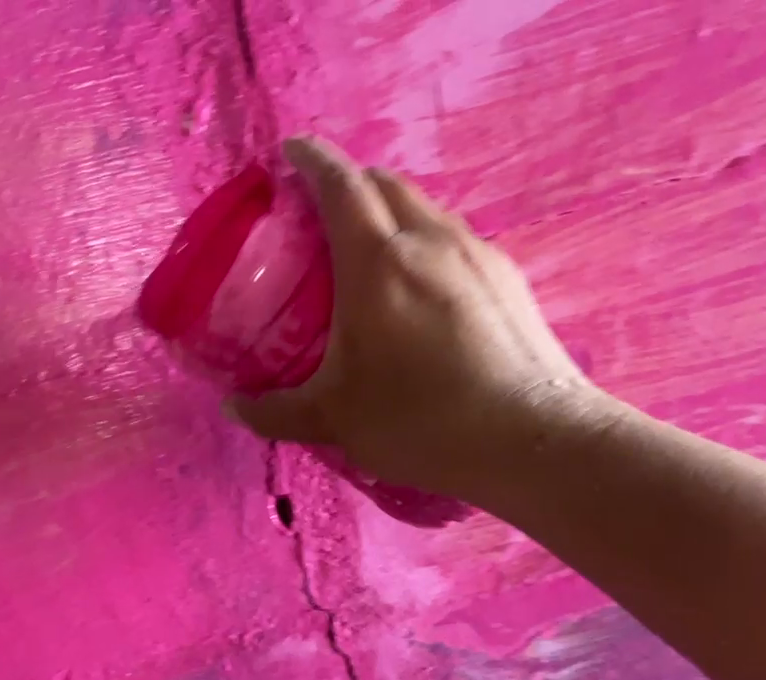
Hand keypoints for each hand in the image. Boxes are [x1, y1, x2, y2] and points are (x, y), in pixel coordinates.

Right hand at [231, 136, 622, 501]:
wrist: (531, 439)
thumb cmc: (418, 420)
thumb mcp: (332, 420)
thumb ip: (275, 411)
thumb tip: (233, 408)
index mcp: (377, 261)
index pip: (340, 184)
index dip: (310, 160)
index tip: (288, 154)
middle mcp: (430, 239)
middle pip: (385, 183)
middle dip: (348, 181)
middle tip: (317, 212)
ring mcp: (477, 253)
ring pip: (424, 206)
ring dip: (389, 211)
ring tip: (367, 250)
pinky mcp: (508, 277)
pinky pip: (453, 237)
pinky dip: (423, 241)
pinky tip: (419, 289)